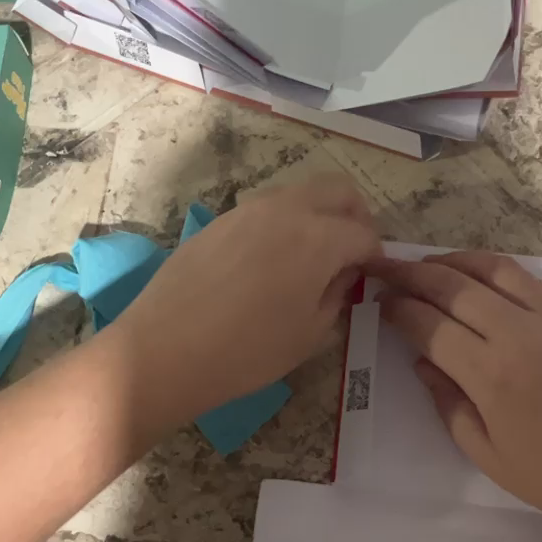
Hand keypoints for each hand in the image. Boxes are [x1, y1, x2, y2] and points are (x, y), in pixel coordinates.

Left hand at [110, 176, 380, 431]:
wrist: (165, 348)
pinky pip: (265, 209)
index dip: (375, 255)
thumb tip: (343, 273)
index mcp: (319, 237)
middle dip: (355, 216)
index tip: (371, 275)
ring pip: (300, 193)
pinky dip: (283, 224)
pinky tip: (269, 263)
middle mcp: (287, 209)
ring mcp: (248, 209)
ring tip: (309, 259)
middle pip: (338, 190)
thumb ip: (337, 294)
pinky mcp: (219, 220)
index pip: (364, 233)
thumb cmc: (248, 351)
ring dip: (317, 215)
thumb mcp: (310, 333)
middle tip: (350, 253)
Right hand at [372, 252, 541, 541]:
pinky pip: (529, 279)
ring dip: (453, 261)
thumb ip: (448, 404)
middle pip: (453, 286)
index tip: (378, 301)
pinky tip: (482, 278)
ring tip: (427, 264)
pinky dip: (497, 270)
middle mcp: (518, 333)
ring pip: (492, 270)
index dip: (398, 309)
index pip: (430, 324)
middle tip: (385, 267)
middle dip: (411, 273)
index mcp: (490, 373)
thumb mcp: (489, 456)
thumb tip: (421, 362)